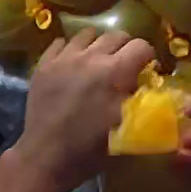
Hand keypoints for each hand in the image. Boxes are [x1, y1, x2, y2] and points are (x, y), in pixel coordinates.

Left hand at [0, 29, 153, 191]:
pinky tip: (71, 63)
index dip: (147, 56)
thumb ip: (138, 100)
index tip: (145, 68)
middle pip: (116, 35)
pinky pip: (60, 43)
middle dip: (125, 48)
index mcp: (115, 72)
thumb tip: (143, 85)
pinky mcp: (43, 64)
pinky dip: (70, 49)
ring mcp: (64, 58)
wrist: (46, 158)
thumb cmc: (91, 149)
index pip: (141, 46)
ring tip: (96, 61)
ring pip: (88, 33)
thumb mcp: (127, 126)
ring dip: (97, 45)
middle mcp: (90, 57)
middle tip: (123, 65)